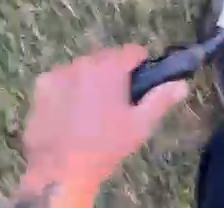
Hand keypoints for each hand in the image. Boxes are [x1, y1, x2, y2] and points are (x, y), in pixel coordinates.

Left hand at [15, 45, 188, 204]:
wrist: (60, 173)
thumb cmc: (105, 148)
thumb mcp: (139, 127)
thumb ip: (160, 99)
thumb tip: (182, 84)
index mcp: (110, 67)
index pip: (133, 51)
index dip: (140, 66)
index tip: (139, 85)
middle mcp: (84, 61)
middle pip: (106, 59)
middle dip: (112, 75)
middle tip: (114, 104)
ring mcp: (60, 71)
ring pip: (82, 69)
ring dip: (89, 81)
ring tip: (89, 113)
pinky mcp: (41, 85)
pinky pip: (60, 80)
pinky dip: (66, 91)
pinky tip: (68, 114)